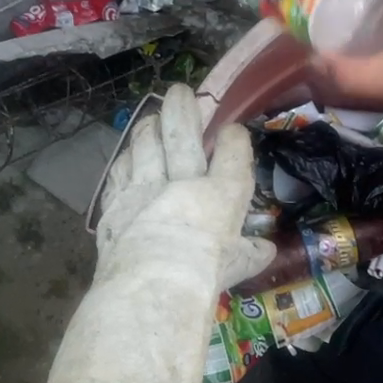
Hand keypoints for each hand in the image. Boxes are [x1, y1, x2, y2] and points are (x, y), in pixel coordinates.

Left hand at [27, 85, 272, 382]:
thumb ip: (244, 256)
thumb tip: (266, 251)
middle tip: (182, 90)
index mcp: (220, 197)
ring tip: (152, 118)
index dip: (234, 139)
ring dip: (148, 127)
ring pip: (145, 144)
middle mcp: (183, 183)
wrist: (147, 292)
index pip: (233, 156)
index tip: (233, 131)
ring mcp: (145, 189)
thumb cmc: (199, 283)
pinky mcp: (116, 204)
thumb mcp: (229, 270)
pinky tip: (127, 154)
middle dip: (184, 108)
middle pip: (182, 133)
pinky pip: (120, 170)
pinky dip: (126, 159)